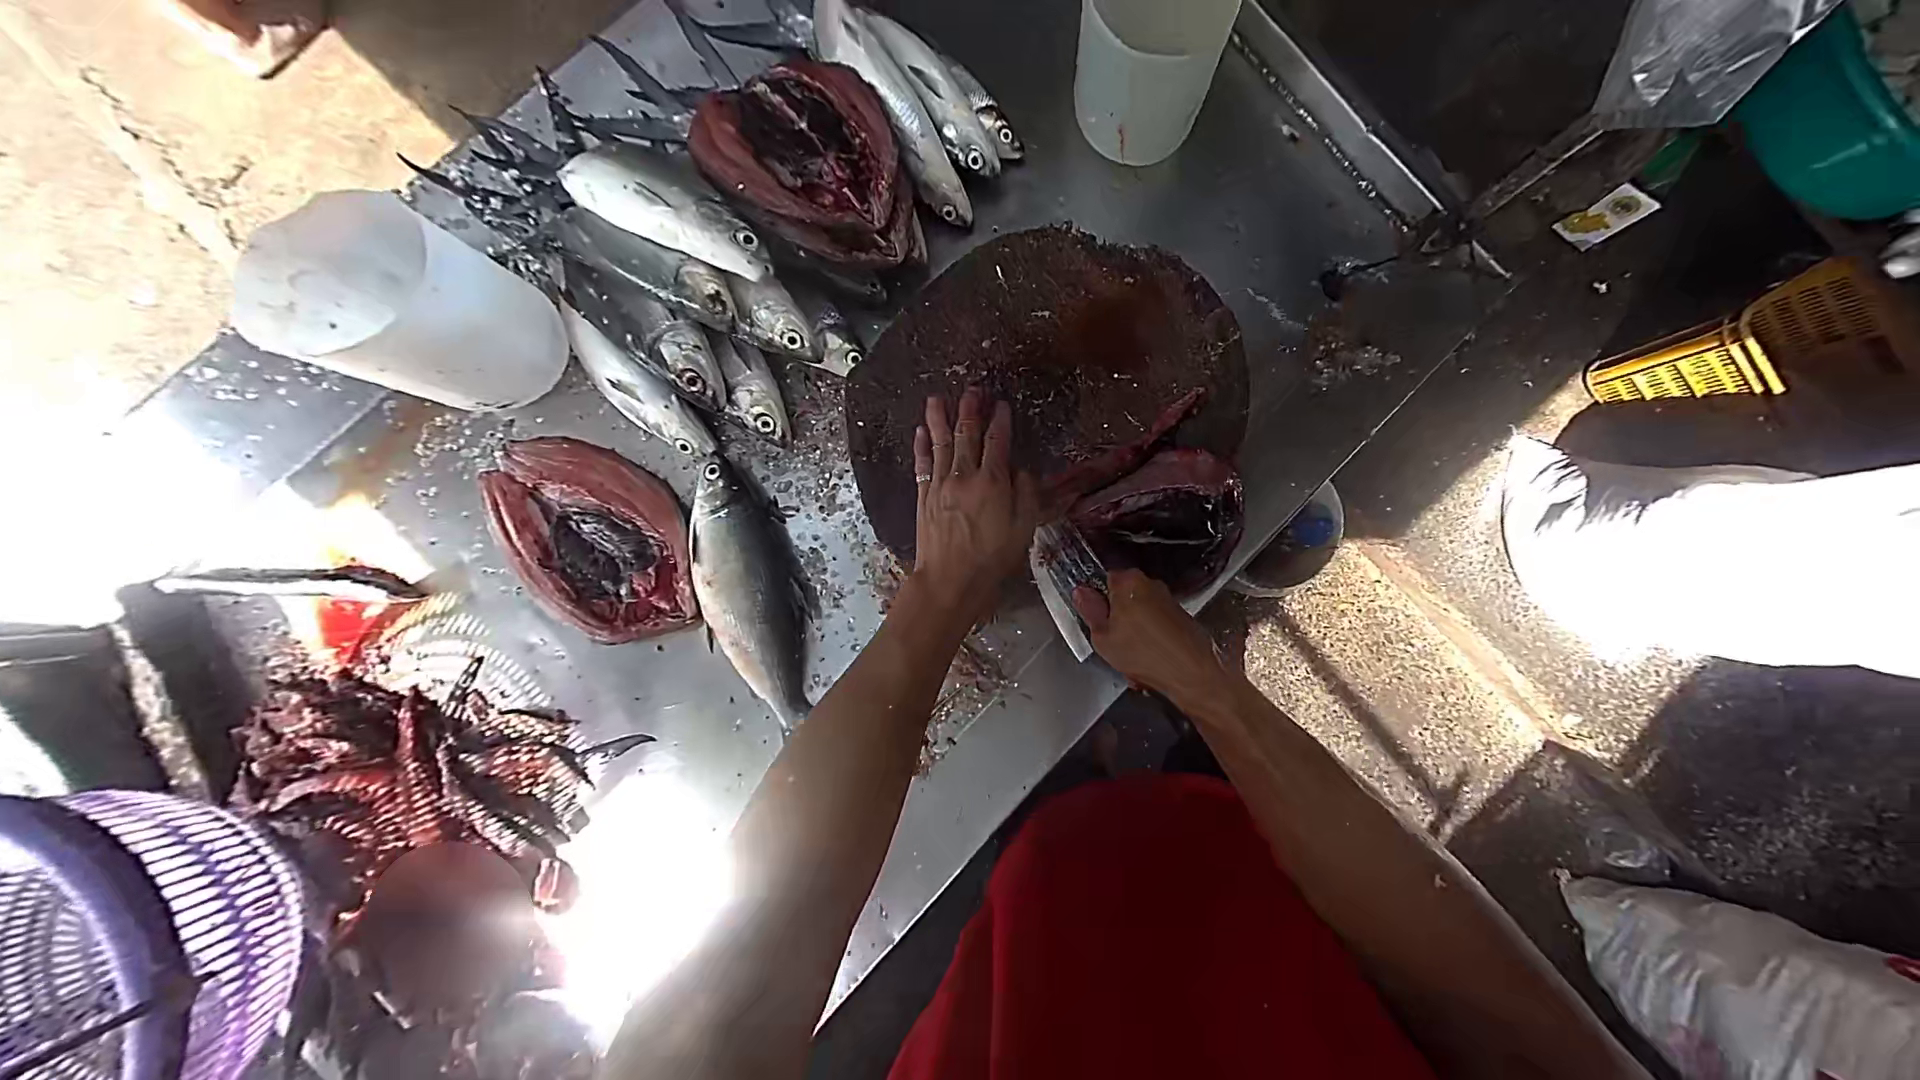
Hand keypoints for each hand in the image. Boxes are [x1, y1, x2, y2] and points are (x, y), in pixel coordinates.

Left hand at [911, 388, 1040, 624]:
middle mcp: (965, 476)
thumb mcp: (1024, 528)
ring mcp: (941, 485)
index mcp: (993, 482)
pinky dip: (922, 446)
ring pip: (940, 443)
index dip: (1001, 421)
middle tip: (972, 390)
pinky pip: (923, 465)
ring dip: (939, 419)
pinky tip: (920, 432)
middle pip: (967, 435)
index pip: (998, 442)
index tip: (1002, 405)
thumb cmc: (992, 559)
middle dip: (971, 410)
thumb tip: (1021, 470)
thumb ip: (1026, 494)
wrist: (950, 580)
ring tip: (937, 399)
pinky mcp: (924, 497)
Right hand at [1072, 569, 1224, 703]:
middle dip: (1116, 614)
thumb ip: (1090, 611)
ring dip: (1132, 629)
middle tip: (1109, 638)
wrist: (1192, 672)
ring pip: (1138, 611)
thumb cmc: (1145, 654)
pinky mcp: (1180, 616)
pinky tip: (1146, 658)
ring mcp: (1167, 599)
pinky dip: (1149, 637)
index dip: (1096, 598)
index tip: (1092, 614)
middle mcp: (1150, 584)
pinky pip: (1154, 623)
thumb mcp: (1103, 637)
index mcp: (1128, 582)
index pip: (1104, 578)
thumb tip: (1082, 594)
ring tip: (1130, 655)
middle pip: (1122, 594)